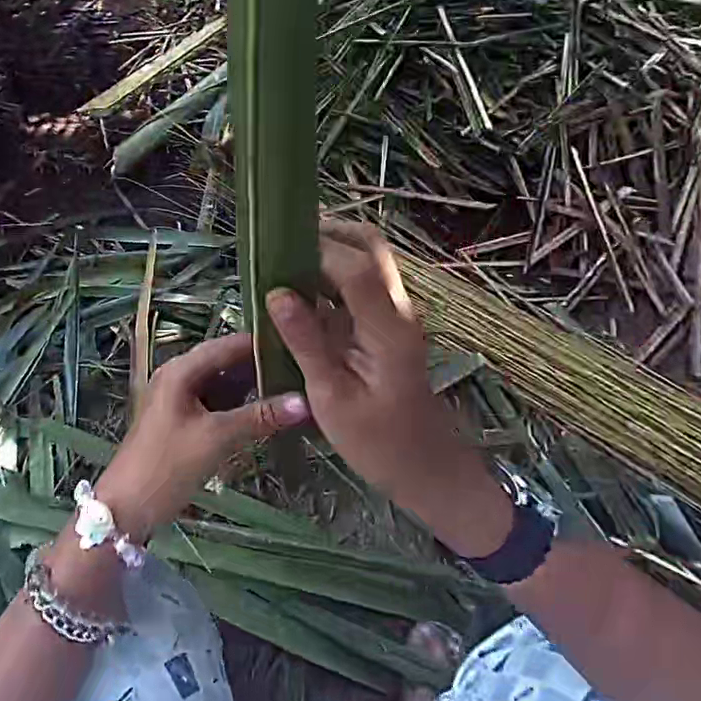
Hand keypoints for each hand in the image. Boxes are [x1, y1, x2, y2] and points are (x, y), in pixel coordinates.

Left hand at [92, 333, 309, 541]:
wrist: (126, 509)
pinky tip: (269, 411)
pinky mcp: (184, 418)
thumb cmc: (167, 466)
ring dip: (254, 386)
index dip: (263, 344)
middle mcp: (181, 374)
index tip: (301, 346)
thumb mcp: (216, 438)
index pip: (229, 344)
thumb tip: (305, 402)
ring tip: (295, 387)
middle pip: (227, 361)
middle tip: (303, 370)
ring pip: (224, 382)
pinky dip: (241, 404)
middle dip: (262, 366)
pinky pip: (218, 401)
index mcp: (182, 369)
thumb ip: (260, 417)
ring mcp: (181, 397)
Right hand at [266, 221, 512, 557]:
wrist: (425, 466)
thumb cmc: (377, 442)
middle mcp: (396, 308)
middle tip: (282, 244)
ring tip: (285, 262)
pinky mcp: (386, 321)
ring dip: (329, 249)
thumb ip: (305, 342)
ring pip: (367, 257)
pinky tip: (300, 288)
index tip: (276, 254)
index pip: (356, 268)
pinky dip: (331, 272)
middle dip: (327, 234)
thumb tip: (275, 292)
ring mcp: (395, 312)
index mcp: (387, 328)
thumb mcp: (332, 398)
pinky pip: (360, 280)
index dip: (317, 252)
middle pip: (370, 246)